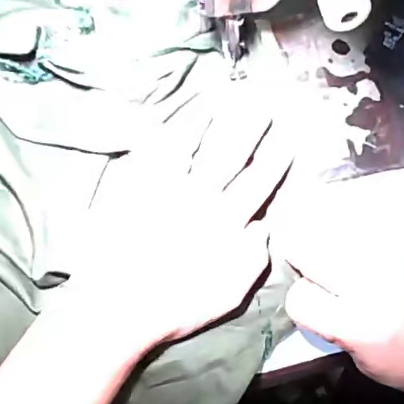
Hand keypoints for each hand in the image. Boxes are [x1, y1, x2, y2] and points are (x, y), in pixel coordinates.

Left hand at [64, 101, 291, 352]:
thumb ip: (252, 259)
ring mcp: (166, 187)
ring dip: (218, 118)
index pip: (258, 185)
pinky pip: (159, 147)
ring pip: (198, 143)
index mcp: (226, 225)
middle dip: (252, 128)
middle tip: (266, 102)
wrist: (115, 307)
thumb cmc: (174, 309)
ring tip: (232, 94)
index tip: (288, 139)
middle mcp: (201, 198)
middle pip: (232, 155)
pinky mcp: (135, 184)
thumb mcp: (228, 294)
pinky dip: (177, 126)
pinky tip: (186, 114)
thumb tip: (263, 227)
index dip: (276, 160)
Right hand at [276, 196, 403, 403]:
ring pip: (327, 227)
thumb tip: (313, 298)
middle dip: (300, 260)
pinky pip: (359, 228)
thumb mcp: (372, 366)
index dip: (300, 305)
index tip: (313, 309)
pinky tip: (368, 263)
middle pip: (303, 244)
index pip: (298, 297)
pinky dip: (352, 241)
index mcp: (362, 324)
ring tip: (339, 268)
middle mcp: (373, 280)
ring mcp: (392, 252)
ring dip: (324, 244)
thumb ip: (336, 330)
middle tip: (312, 276)